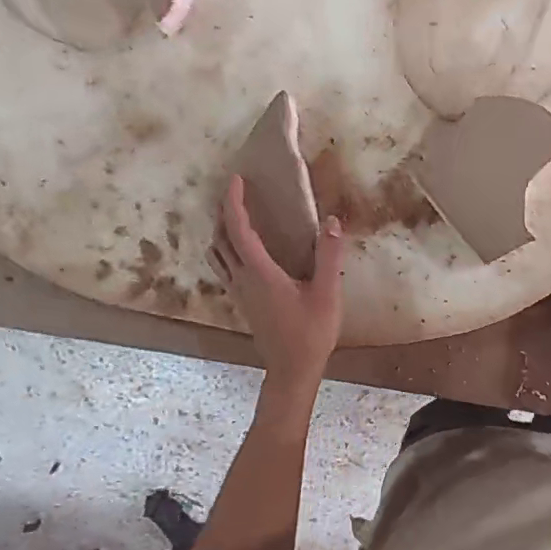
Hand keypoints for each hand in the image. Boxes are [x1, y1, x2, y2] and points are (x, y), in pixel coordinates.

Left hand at [209, 175, 345, 399]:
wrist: (292, 370)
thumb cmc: (310, 334)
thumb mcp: (327, 294)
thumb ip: (328, 256)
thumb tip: (332, 221)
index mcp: (260, 273)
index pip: (238, 229)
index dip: (234, 201)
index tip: (236, 179)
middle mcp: (242, 279)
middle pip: (220, 238)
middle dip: (224, 212)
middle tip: (236, 192)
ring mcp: (239, 293)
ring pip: (217, 254)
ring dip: (221, 231)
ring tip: (235, 216)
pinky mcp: (242, 303)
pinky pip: (224, 268)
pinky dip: (226, 250)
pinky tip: (243, 251)